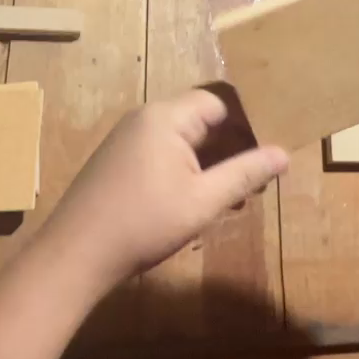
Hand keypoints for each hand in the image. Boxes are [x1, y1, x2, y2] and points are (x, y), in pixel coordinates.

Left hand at [38, 87, 288, 292]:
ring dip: (209, 162)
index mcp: (166, 117)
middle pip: (200, 119)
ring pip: (182, 138)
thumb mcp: (203, 202)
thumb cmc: (143, 224)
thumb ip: (245, 174)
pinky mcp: (117, 160)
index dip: (246, 123)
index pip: (218, 102)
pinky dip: (185, 169)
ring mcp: (127, 139)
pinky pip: (162, 151)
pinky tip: (196, 201)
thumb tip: (284, 154)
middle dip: (230, 146)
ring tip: (233, 196)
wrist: (74, 256)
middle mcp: (145, 118)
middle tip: (256, 179)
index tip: (267, 150)